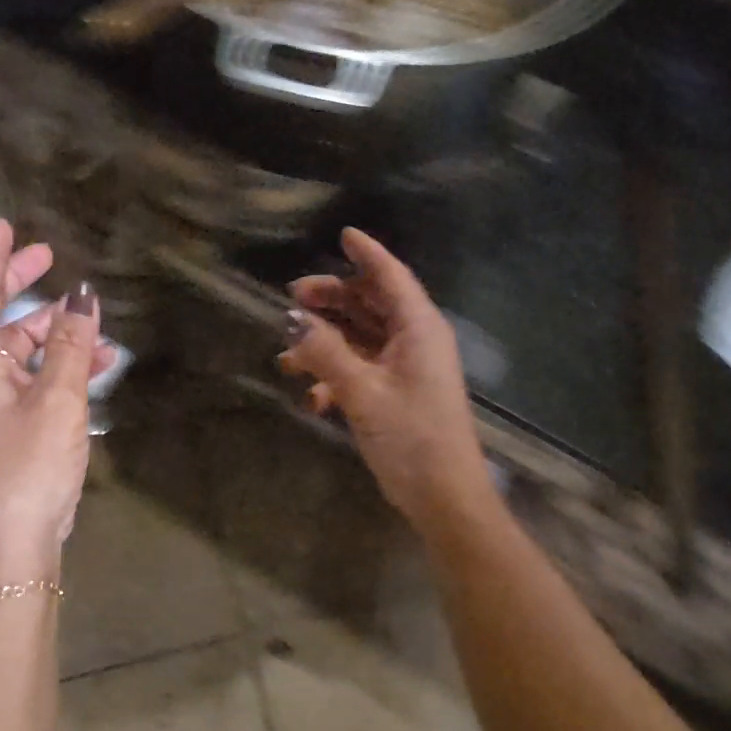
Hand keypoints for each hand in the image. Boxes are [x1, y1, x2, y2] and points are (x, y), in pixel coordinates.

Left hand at [0, 219, 112, 584]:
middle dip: (21, 285)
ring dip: (56, 333)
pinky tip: (100, 366)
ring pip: (21, 351)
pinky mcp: (9, 427)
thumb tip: (83, 295)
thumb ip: (72, 344)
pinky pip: (34, 380)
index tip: (5, 225)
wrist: (13, 544)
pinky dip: (62, 367)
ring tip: (95, 322)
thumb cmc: (29, 465)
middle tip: (49, 256)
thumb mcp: (59, 399)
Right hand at [279, 228, 493, 526]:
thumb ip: (326, 352)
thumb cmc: (411, 436)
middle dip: (331, 300)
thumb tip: (294, 320)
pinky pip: (361, 368)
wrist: (443, 496)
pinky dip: (335, 375)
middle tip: (292, 299)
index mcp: (418, 328)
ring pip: (360, 337)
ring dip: (325, 342)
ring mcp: (406, 367)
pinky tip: (311, 398)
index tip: (343, 234)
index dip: (367, 253)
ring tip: (287, 356)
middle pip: (369, 303)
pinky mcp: (396, 393)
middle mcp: (414, 340)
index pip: (390, 276)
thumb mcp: (363, 392)